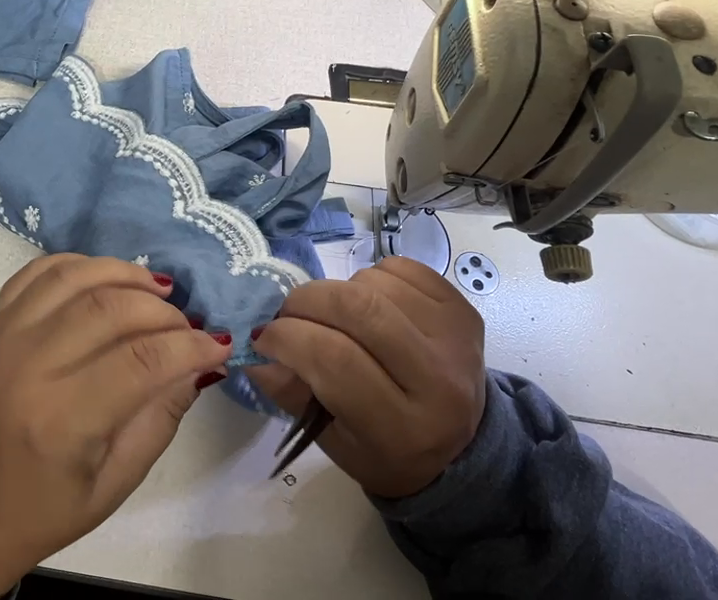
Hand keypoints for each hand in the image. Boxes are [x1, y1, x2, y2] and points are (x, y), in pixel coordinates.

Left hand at [0, 255, 231, 595]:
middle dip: (162, 311)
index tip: (219, 344)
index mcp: (59, 421)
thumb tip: (203, 359)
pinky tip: (107, 280)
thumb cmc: (50, 506)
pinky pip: (38, 271)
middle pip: (109, 308)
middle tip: (188, 325)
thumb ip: (163, 415)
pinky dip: (80, 264)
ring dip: (125, 274)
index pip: (140, 362)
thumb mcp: (119, 480)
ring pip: (74, 277)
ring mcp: (1, 337)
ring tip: (157, 292)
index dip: (188, 346)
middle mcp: (26, 368)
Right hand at [250, 256, 486, 498]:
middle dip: (306, 301)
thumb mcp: (333, 439)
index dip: (288, 338)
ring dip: (339, 290)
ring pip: (375, 282)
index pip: (334, 360)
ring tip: (334, 316)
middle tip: (287, 313)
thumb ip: (291, 393)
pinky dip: (371, 275)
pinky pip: (403, 268)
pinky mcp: (464, 311)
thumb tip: (253, 348)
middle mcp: (439, 380)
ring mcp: (456, 339)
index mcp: (403, 427)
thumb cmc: (387, 449)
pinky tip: (369, 301)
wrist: (462, 447)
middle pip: (359, 310)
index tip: (264, 337)